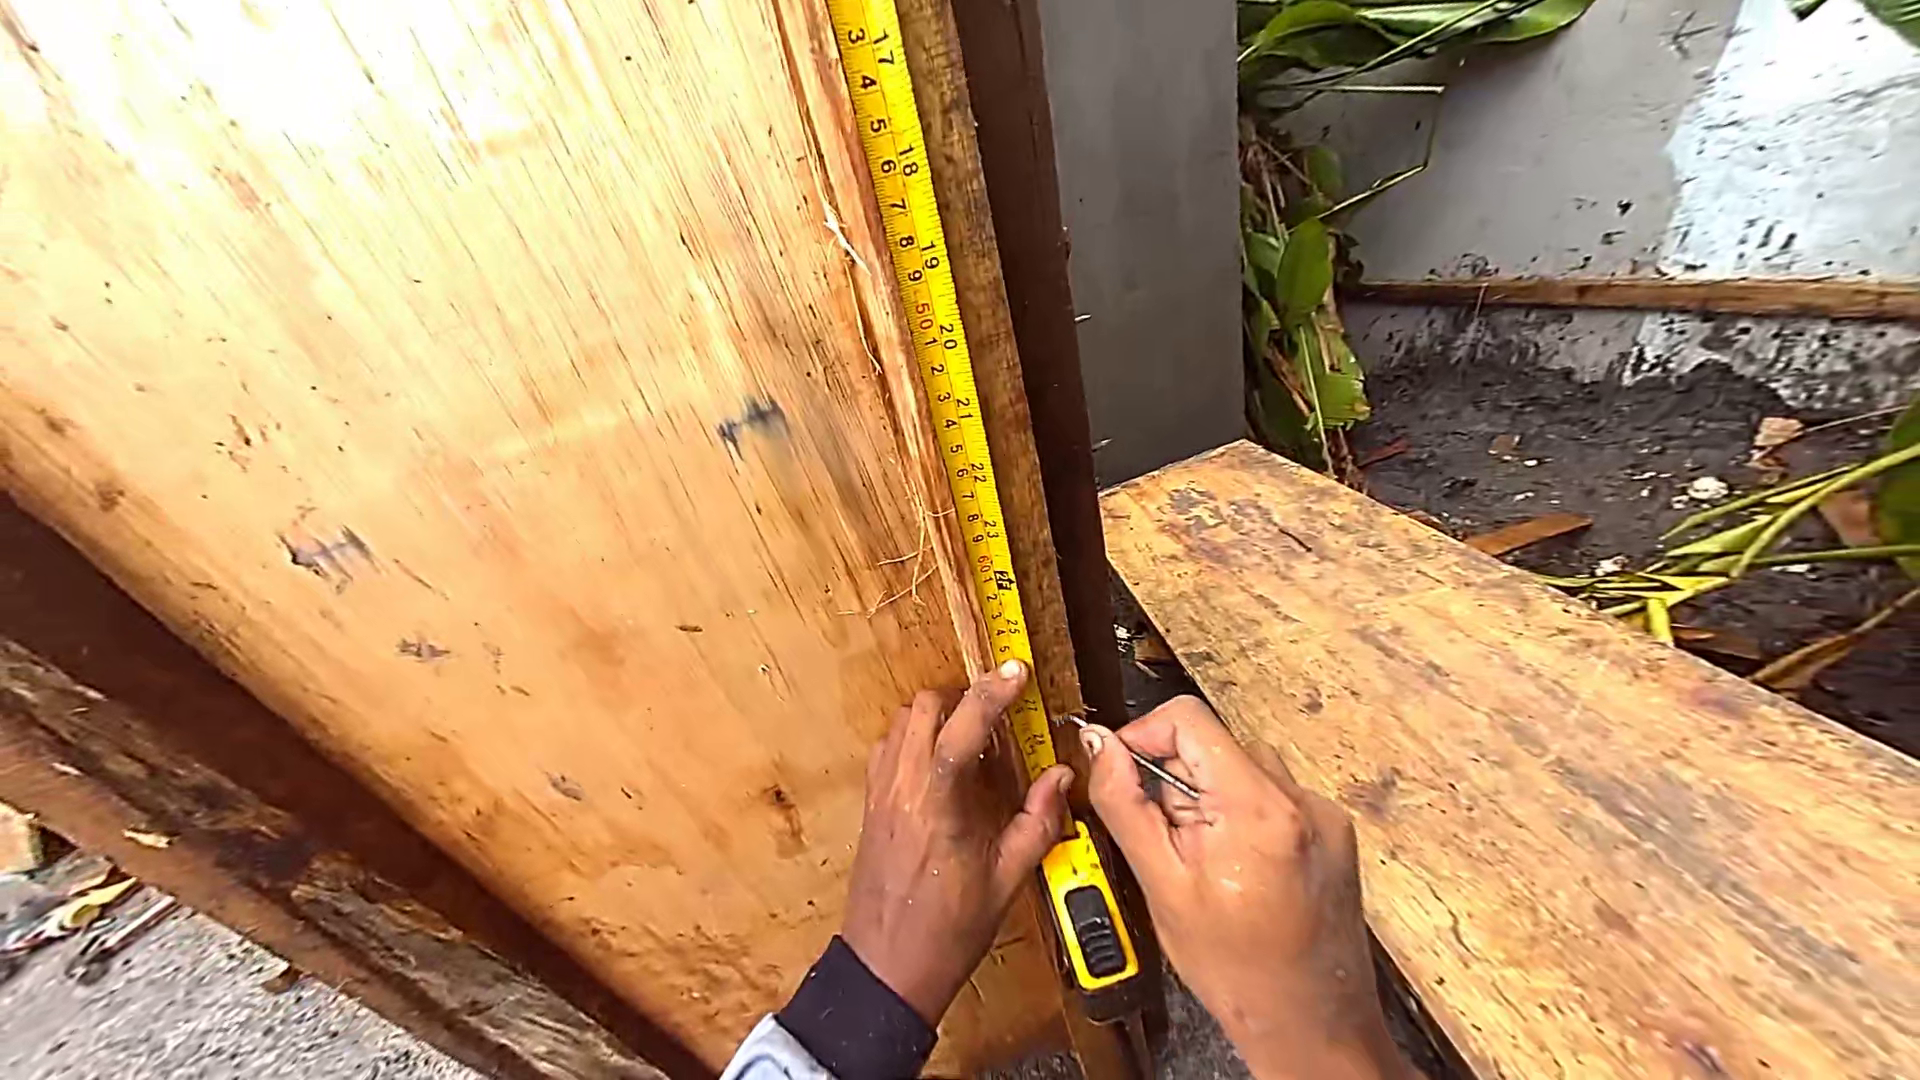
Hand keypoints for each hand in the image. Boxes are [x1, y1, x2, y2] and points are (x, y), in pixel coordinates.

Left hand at [842, 660, 1073, 1023]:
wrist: (886, 967)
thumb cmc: (947, 929)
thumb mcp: (1007, 878)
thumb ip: (1039, 820)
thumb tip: (1060, 776)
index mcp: (939, 802)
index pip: (965, 724)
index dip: (993, 690)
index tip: (1015, 672)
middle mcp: (903, 784)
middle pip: (926, 705)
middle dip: (963, 695)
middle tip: (994, 710)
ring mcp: (881, 789)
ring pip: (903, 718)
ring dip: (937, 712)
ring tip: (969, 735)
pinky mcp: (870, 799)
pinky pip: (888, 743)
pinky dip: (914, 734)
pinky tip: (938, 761)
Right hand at [1083, 696, 1412, 1079]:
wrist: (1313, 1032)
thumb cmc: (1238, 971)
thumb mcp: (1160, 882)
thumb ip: (1123, 801)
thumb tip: (1100, 744)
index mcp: (1257, 809)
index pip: (1188, 717)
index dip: (1145, 732)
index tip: (1127, 767)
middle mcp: (1299, 799)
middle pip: (1210, 740)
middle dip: (1174, 776)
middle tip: (1170, 833)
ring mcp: (1320, 811)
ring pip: (1234, 761)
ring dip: (1204, 792)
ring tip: (1202, 851)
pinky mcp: (1328, 824)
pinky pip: (1263, 786)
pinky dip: (1235, 806)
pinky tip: (1233, 857)